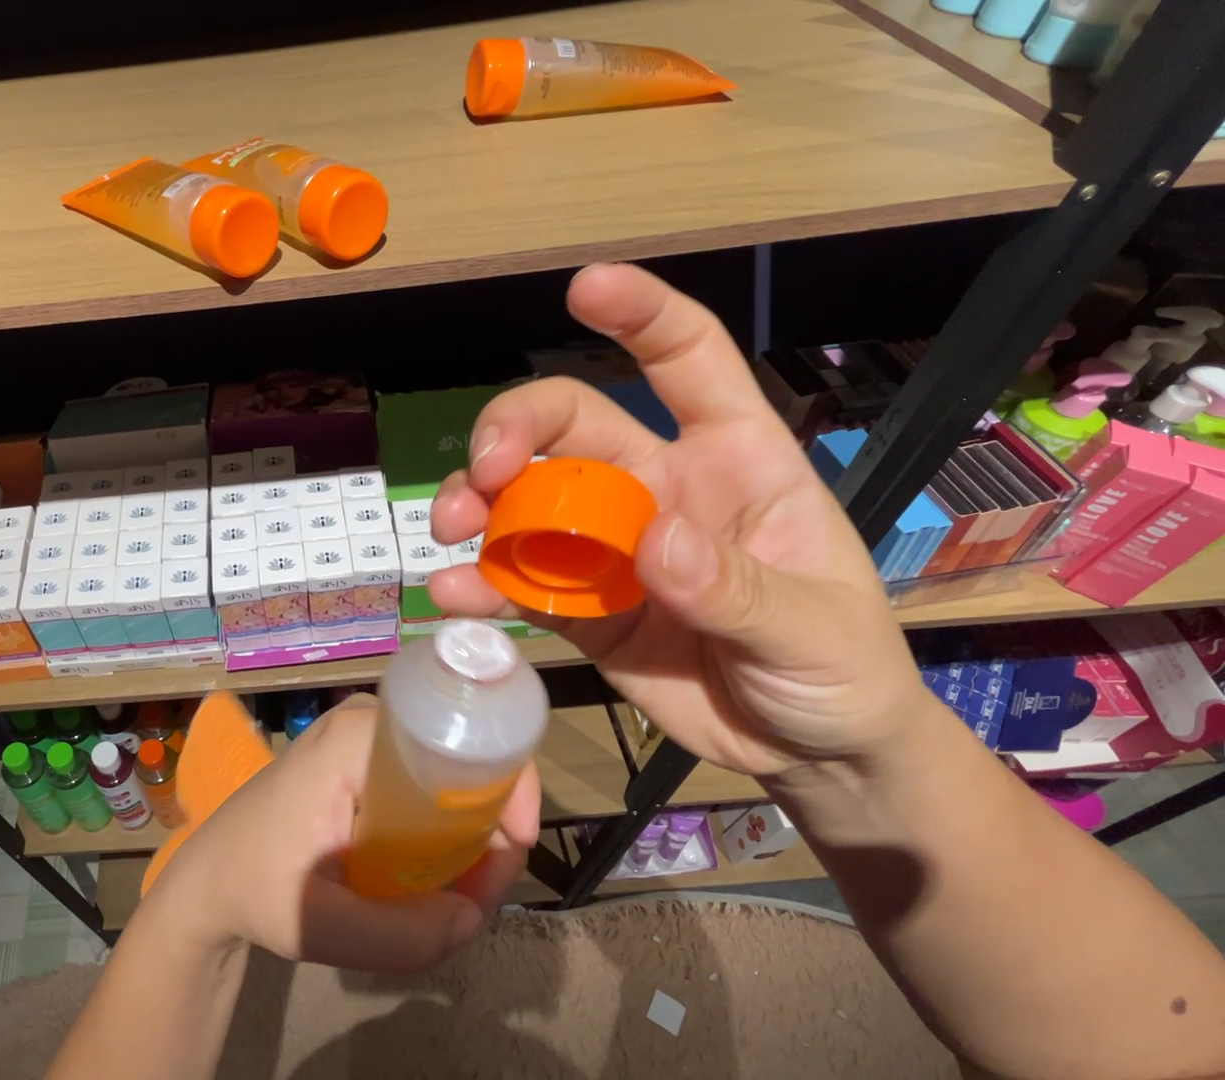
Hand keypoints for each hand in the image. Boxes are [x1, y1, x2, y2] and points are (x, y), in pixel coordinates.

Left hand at [145, 696, 540, 972]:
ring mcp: (366, 733)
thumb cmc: (258, 889)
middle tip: (479, 898)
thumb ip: (400, 936)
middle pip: (462, 759)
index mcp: (357, 739)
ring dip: (471, 835)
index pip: (459, 738)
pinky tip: (434, 878)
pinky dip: (446, 829)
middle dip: (490, 828)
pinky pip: (429, 781)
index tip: (514, 847)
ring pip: (450, 774)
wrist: (212, 875)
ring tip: (455, 900)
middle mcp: (368, 720)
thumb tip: (474, 917)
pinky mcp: (365, 754)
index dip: (507, 787)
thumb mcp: (321, 925)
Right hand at [430, 263, 929, 777]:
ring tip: (452, 530)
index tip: (585, 289)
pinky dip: (481, 583)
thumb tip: (653, 543)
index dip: (641, 318)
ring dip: (480, 505)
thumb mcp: (813, 629)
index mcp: (733, 461)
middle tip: (487, 470)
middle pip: (570, 427)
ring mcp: (609, 549)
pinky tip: (452, 593)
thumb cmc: (842, 669)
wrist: (805, 754)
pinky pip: (519, 581)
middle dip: (515, 431)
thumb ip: (737, 588)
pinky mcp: (578, 607)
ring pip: (526, 499)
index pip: (687, 362)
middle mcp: (658, 489)